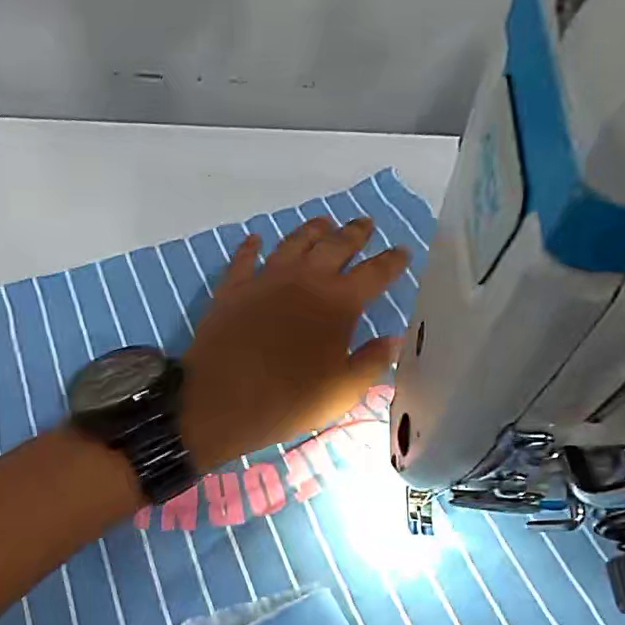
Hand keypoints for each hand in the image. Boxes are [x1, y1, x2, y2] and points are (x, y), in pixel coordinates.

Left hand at [179, 216, 407, 466]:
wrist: (222, 400)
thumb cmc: (289, 401)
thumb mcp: (342, 391)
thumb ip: (371, 362)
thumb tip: (393, 340)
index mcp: (339, 303)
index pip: (375, 273)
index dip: (392, 261)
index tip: (403, 252)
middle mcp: (305, 279)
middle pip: (336, 245)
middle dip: (355, 233)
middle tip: (365, 224)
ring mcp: (266, 279)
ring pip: (294, 242)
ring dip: (312, 230)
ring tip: (324, 224)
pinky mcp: (233, 288)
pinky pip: (244, 258)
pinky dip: (252, 246)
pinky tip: (256, 239)